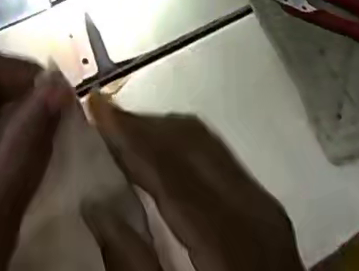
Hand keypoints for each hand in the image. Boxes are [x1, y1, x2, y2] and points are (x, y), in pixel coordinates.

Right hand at [85, 96, 303, 270]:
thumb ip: (133, 264)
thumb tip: (93, 205)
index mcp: (231, 241)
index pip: (170, 170)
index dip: (129, 133)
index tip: (93, 105)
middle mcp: (254, 210)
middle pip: (190, 140)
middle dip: (142, 123)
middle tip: (100, 116)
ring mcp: (265, 206)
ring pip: (203, 140)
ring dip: (159, 129)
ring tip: (122, 130)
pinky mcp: (265, 208)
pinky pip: (216, 154)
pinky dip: (180, 143)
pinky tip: (156, 153)